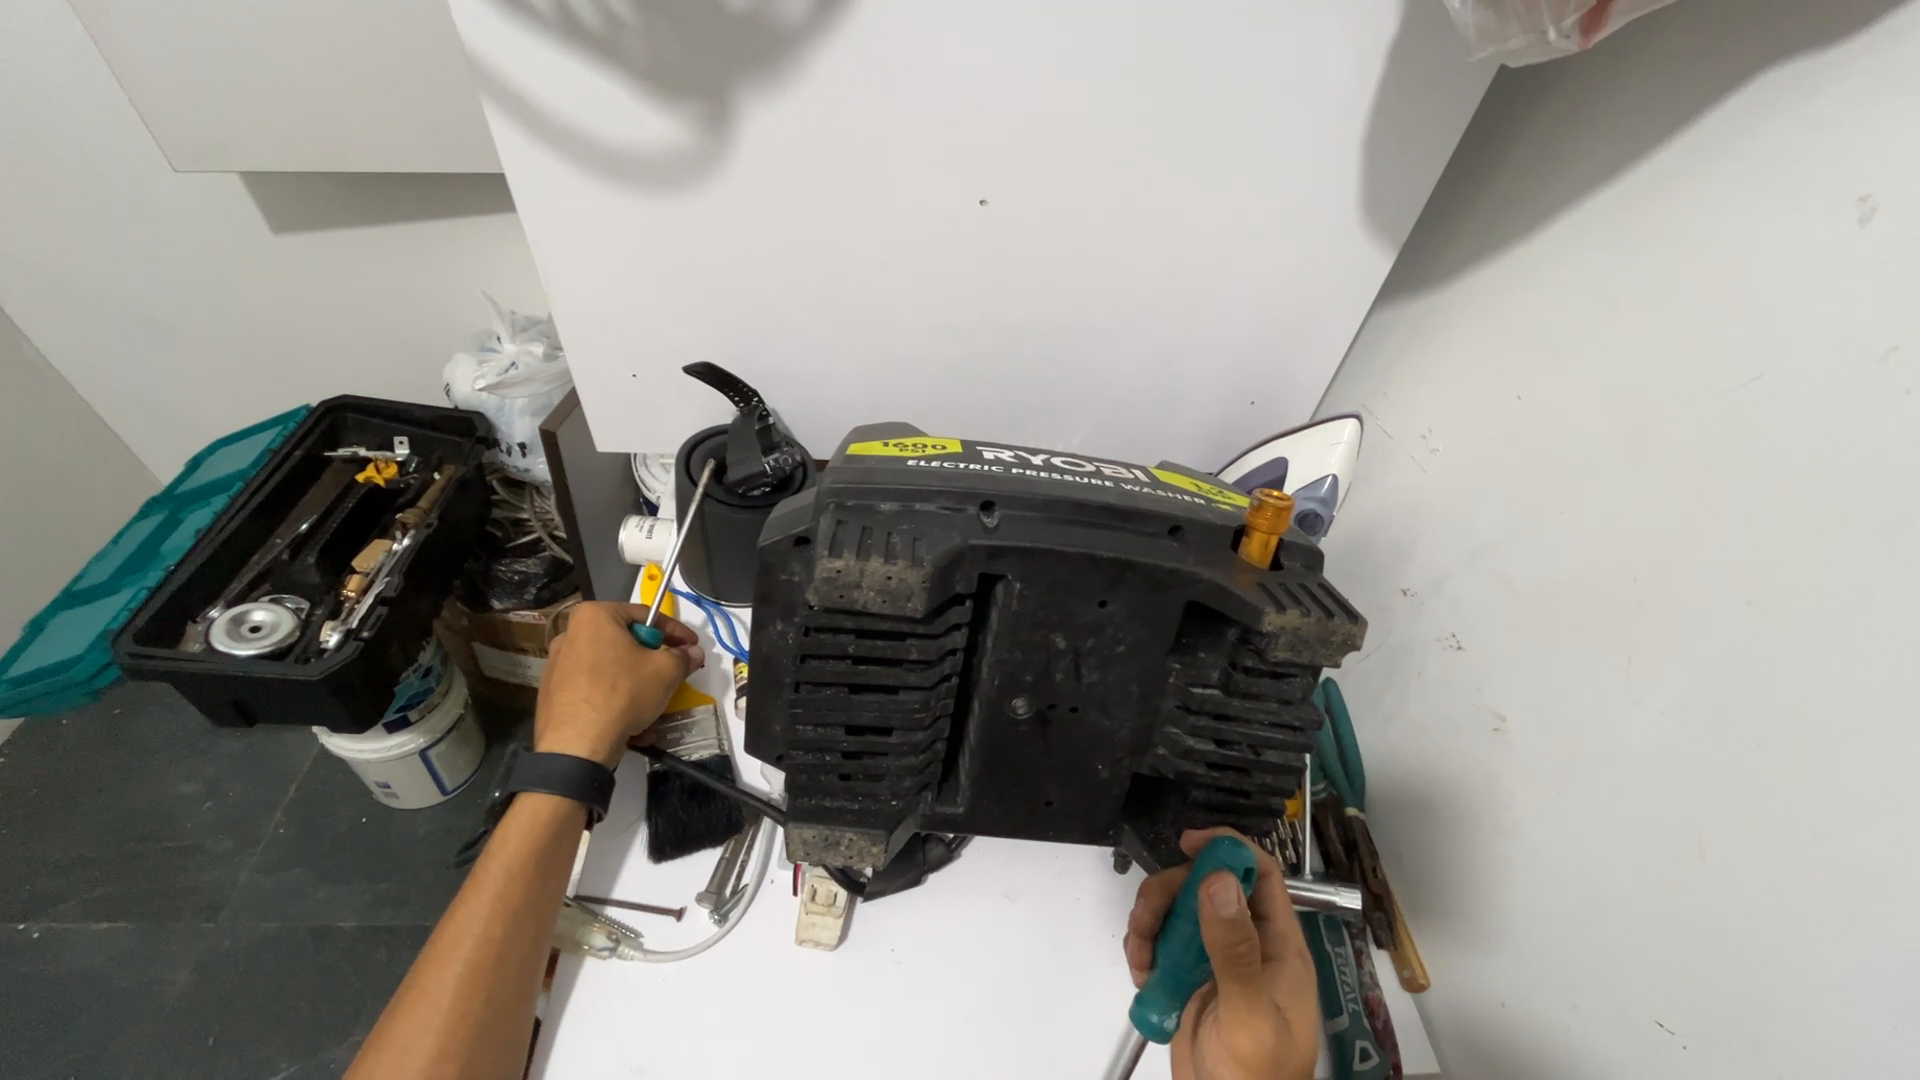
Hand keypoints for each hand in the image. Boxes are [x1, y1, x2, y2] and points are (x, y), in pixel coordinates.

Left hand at [534, 603, 704, 768]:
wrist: (576, 744)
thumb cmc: (623, 693)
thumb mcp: (666, 671)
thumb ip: (684, 656)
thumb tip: (693, 652)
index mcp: (595, 616)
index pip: (645, 614)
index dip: (675, 631)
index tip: (692, 645)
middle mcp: (571, 634)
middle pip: (625, 642)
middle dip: (652, 659)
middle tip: (672, 673)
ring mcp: (557, 665)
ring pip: (610, 668)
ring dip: (636, 683)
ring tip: (654, 704)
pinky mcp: (552, 694)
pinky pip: (594, 688)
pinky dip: (615, 699)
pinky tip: (631, 722)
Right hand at [1124, 828, 1320, 1079]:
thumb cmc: (1256, 1075)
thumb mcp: (1249, 1013)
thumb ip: (1235, 949)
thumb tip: (1218, 880)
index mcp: (1277, 946)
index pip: (1259, 874)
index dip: (1226, 850)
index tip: (1187, 845)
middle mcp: (1247, 944)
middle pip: (1204, 887)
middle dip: (1169, 893)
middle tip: (1145, 918)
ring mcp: (1214, 960)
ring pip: (1177, 911)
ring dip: (1149, 922)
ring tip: (1139, 954)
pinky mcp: (1187, 978)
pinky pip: (1160, 943)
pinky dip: (1144, 949)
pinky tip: (1141, 973)